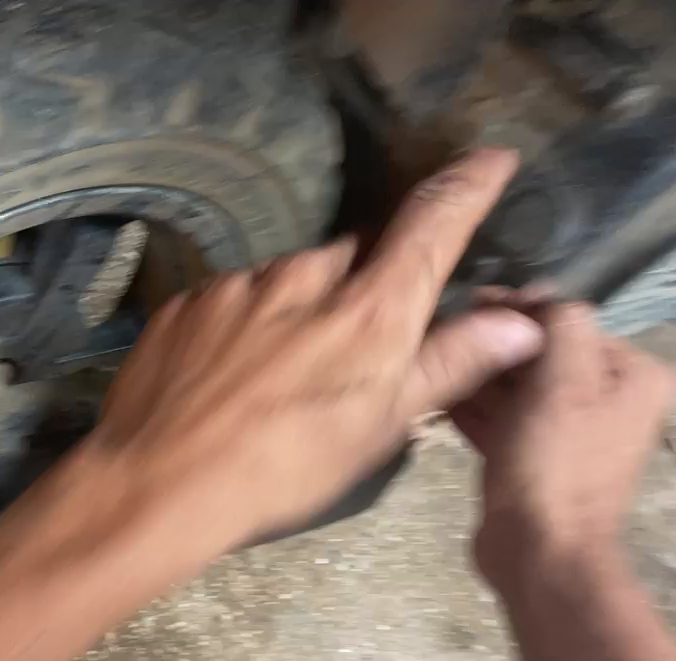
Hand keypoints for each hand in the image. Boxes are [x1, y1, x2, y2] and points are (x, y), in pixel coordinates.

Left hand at [80, 147, 544, 578]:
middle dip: (345, 293)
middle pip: (342, 262)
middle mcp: (300, 278)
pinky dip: (227, 328)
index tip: (486, 164)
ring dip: (280, 312)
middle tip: (328, 354)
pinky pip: (219, 303)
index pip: (433, 222)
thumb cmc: (279, 469)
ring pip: (275, 284)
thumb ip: (446, 366)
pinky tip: (213, 376)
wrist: (158, 482)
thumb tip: (518, 322)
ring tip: (259, 379)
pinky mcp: (179, 306)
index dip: (467, 188)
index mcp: (368, 308)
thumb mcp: (375, 430)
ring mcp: (232, 289)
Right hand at [450, 303, 675, 589]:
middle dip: (489, 346)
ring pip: (512, 388)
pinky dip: (468, 408)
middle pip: (537, 356)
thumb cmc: (554, 464)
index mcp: (631, 375)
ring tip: (426, 361)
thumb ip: (559, 326)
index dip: (517, 312)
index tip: (465, 302)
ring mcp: (563, 430)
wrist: (538, 548)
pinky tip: (432, 397)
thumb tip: (535, 296)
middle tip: (437, 333)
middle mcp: (605, 397)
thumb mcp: (564, 384)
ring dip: (472, 377)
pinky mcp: (526, 456)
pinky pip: (496, 419)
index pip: (569, 323)